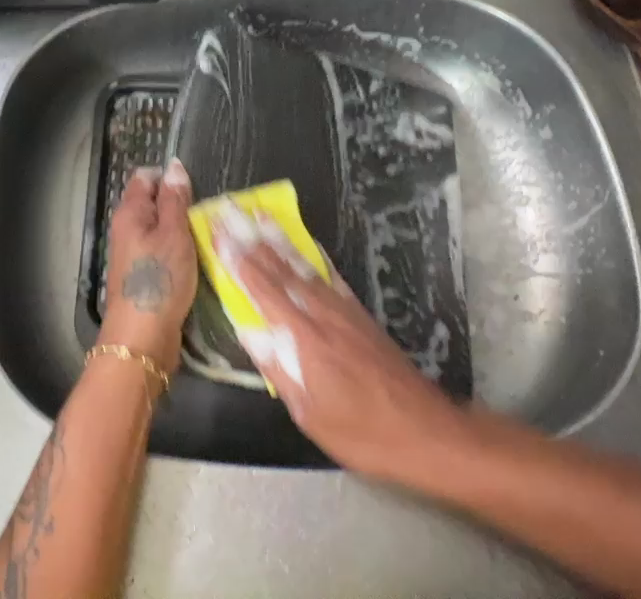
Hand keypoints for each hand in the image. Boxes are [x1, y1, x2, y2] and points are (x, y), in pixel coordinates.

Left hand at [98, 160, 196, 371]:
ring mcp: (136, 255)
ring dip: (185, 232)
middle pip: (155, 205)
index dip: (169, 177)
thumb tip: (174, 167)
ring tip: (210, 237)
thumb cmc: (159, 280)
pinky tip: (200, 260)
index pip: (145, 178)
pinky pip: (166, 254)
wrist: (143, 338)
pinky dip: (182, 254)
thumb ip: (175, 200)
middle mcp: (128, 230)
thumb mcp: (174, 233)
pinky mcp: (146, 277)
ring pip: (163, 231)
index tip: (196, 189)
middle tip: (209, 214)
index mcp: (129, 213)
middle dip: (182, 206)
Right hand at [214, 217, 476, 480]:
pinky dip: (314, 257)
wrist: (422, 428)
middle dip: (252, 237)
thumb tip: (248, 331)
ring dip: (279, 240)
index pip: (262, 288)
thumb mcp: (308, 411)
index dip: (237, 259)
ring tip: (260, 215)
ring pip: (304, 266)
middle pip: (280, 268)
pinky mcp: (359, 314)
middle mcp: (321, 313)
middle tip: (231, 210)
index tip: (218, 232)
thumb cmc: (359, 429)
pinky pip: (331, 276)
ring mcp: (343, 310)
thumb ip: (277, 367)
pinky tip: (306, 246)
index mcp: (303, 337)